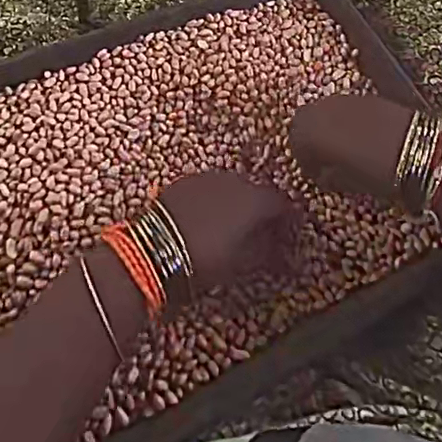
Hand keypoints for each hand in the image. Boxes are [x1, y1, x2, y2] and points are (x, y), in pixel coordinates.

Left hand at [155, 171, 295, 294]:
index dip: (289, 221)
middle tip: (264, 234)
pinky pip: (210, 188)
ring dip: (239, 204)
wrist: (152, 251)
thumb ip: (269, 253)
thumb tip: (288, 256)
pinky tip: (209, 220)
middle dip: (263, 211)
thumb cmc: (204, 260)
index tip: (290, 236)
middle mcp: (234, 181)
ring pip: (233, 188)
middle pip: (258, 192)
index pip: (282, 204)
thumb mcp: (242, 263)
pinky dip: (216, 201)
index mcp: (254, 199)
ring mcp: (208, 178)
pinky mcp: (185, 182)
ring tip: (235, 228)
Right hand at [287, 94, 414, 202]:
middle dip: (309, 138)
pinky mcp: (364, 96)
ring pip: (323, 110)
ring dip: (326, 126)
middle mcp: (320, 109)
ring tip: (343, 147)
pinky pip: (343, 107)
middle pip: (303, 120)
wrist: (417, 149)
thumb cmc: (374, 172)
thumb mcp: (344, 182)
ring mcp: (343, 99)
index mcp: (308, 131)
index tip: (316, 175)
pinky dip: (344, 119)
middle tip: (324, 160)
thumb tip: (322, 173)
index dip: (305, 162)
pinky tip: (360, 136)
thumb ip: (325, 175)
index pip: (294, 144)